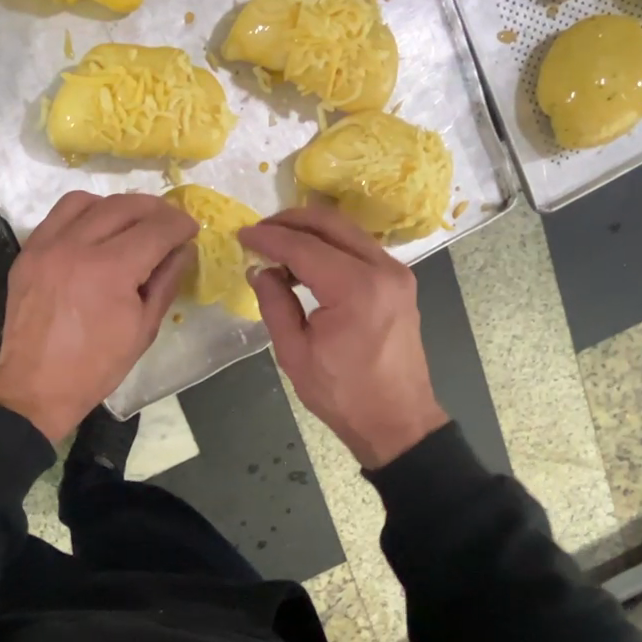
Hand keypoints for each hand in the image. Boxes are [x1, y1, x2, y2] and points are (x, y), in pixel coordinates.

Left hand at [0, 191, 197, 442]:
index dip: (180, 225)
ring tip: (132, 224)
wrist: (37, 387)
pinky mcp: (28, 253)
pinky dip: (83, 214)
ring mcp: (46, 246)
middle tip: (168, 224)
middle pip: (124, 206)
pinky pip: (58, 216)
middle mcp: (76, 247)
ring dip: (117, 206)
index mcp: (110, 270)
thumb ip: (166, 282)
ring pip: (89, 201)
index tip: (191, 230)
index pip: (156, 228)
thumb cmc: (96, 367)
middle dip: (155, 210)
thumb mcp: (143, 329)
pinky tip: (96, 232)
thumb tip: (183, 249)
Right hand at [240, 207, 448, 469]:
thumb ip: (275, 305)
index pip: (304, 247)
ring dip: (311, 232)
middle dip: (290, 222)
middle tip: (259, 232)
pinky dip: (331, 246)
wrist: (397, 420)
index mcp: (355, 288)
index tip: (242, 235)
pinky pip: (360, 249)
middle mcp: (382, 270)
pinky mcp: (399, 283)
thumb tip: (260, 270)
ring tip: (278, 247)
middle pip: (331, 224)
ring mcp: (396, 274)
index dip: (269, 238)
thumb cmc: (342, 394)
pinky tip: (307, 263)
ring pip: (348, 232)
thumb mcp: (296, 353)